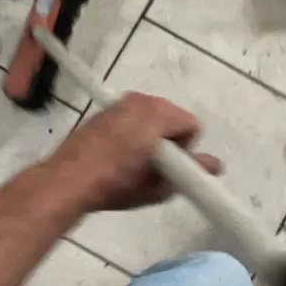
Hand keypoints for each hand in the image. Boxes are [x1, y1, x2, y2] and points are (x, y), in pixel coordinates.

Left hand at [43, 93, 221, 212]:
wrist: (68, 180)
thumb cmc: (117, 184)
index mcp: (159, 114)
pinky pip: (131, 117)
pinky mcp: (104, 110)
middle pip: (172, 117)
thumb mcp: (159, 186)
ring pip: (151, 117)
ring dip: (150, 136)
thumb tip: (216, 166)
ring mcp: (120, 102)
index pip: (191, 125)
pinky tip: (117, 154)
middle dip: (168, 140)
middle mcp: (142, 99)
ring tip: (133, 163)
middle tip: (152, 168)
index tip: (168, 170)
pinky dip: (132, 131)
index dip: (185, 151)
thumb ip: (193, 173)